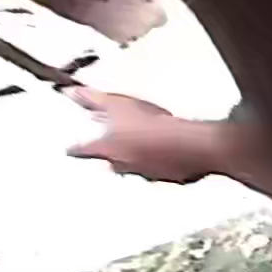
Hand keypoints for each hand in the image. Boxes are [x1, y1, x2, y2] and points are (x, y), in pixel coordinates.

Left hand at [66, 89, 222, 182]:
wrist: (198, 145)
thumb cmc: (158, 129)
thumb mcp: (119, 106)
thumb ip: (93, 100)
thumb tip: (73, 93)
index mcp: (107, 149)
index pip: (79, 150)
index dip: (76, 148)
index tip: (73, 149)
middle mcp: (128, 166)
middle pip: (114, 165)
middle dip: (116, 158)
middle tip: (121, 149)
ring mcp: (155, 174)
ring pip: (142, 170)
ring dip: (144, 162)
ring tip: (153, 151)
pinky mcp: (180, 178)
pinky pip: (170, 173)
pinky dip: (170, 167)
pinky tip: (178, 158)